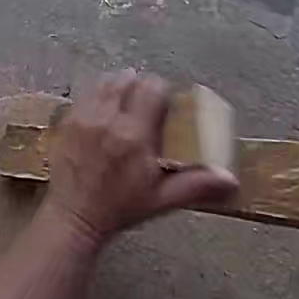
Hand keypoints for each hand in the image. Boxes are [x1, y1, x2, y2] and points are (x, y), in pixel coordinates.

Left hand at [39, 71, 238, 245]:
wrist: (74, 219)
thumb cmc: (120, 209)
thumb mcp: (162, 199)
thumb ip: (196, 185)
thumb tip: (230, 180)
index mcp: (133, 136)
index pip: (152, 88)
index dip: (160, 90)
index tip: (163, 102)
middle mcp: (108, 120)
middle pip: (128, 80)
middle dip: (139, 86)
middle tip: (145, 103)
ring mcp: (85, 118)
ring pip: (106, 82)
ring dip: (118, 86)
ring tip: (126, 101)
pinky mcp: (68, 121)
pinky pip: (87, 94)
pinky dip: (98, 95)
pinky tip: (104, 109)